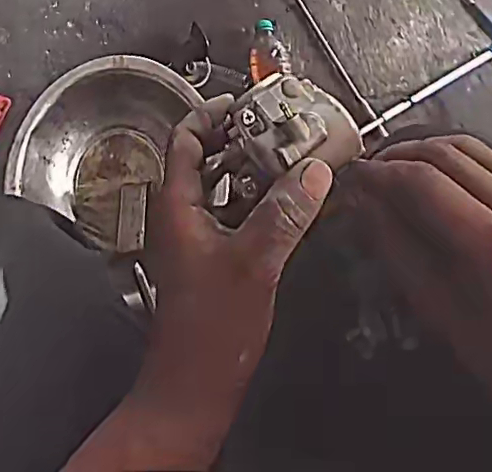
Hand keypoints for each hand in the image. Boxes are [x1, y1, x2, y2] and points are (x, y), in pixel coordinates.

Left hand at [134, 97, 333, 454]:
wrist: (193, 391)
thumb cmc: (208, 331)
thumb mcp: (253, 262)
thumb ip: (285, 214)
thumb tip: (315, 171)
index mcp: (176, 204)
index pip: (184, 139)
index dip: (209, 114)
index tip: (242, 101)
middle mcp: (181, 213)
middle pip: (206, 156)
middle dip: (240, 138)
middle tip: (275, 124)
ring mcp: (196, 235)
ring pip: (223, 184)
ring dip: (252, 167)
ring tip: (287, 154)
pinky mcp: (212, 255)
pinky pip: (235, 210)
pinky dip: (257, 197)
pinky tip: (288, 199)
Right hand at [351, 136, 491, 470]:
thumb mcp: (444, 316)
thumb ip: (398, 251)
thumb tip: (365, 205)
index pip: (422, 182)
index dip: (380, 174)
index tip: (357, 177)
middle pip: (445, 153)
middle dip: (398, 154)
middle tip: (372, 169)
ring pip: (472, 148)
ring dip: (427, 149)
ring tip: (399, 166)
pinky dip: (461, 161)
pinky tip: (441, 177)